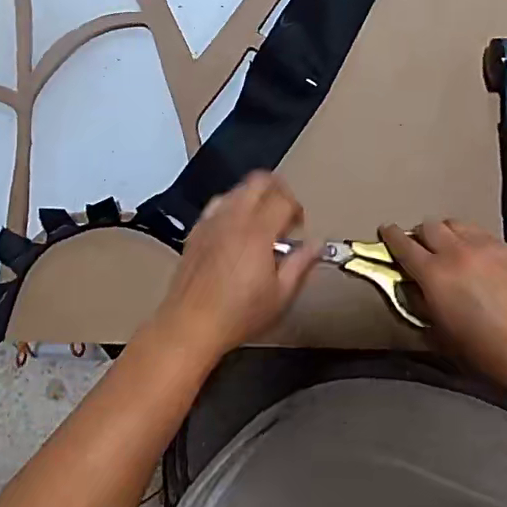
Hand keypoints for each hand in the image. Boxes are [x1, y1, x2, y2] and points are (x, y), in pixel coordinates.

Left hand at [151, 172, 321, 362]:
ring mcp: (211, 222)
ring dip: (254, 196)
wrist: (191, 324)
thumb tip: (316, 247)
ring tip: (262, 222)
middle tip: (285, 212)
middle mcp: (232, 219)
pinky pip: (217, 204)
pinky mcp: (196, 231)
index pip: (283, 199)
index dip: (297, 209)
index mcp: (257, 232)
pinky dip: (231, 207)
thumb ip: (301, 264)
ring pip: (236, 189)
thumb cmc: (236, 315)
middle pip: (258, 181)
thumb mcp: (280, 296)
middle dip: (277, 190)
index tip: (298, 226)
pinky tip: (235, 229)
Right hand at [379, 220, 506, 387]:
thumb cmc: (487, 351)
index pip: (402, 243)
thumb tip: (413, 286)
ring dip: (447, 233)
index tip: (386, 232)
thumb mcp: (441, 331)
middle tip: (422, 248)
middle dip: (420, 235)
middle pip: (428, 225)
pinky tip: (480, 259)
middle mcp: (456, 251)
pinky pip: (482, 234)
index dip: (390, 236)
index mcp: (434, 273)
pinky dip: (472, 241)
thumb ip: (421, 302)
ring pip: (456, 224)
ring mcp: (485, 246)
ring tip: (451, 248)